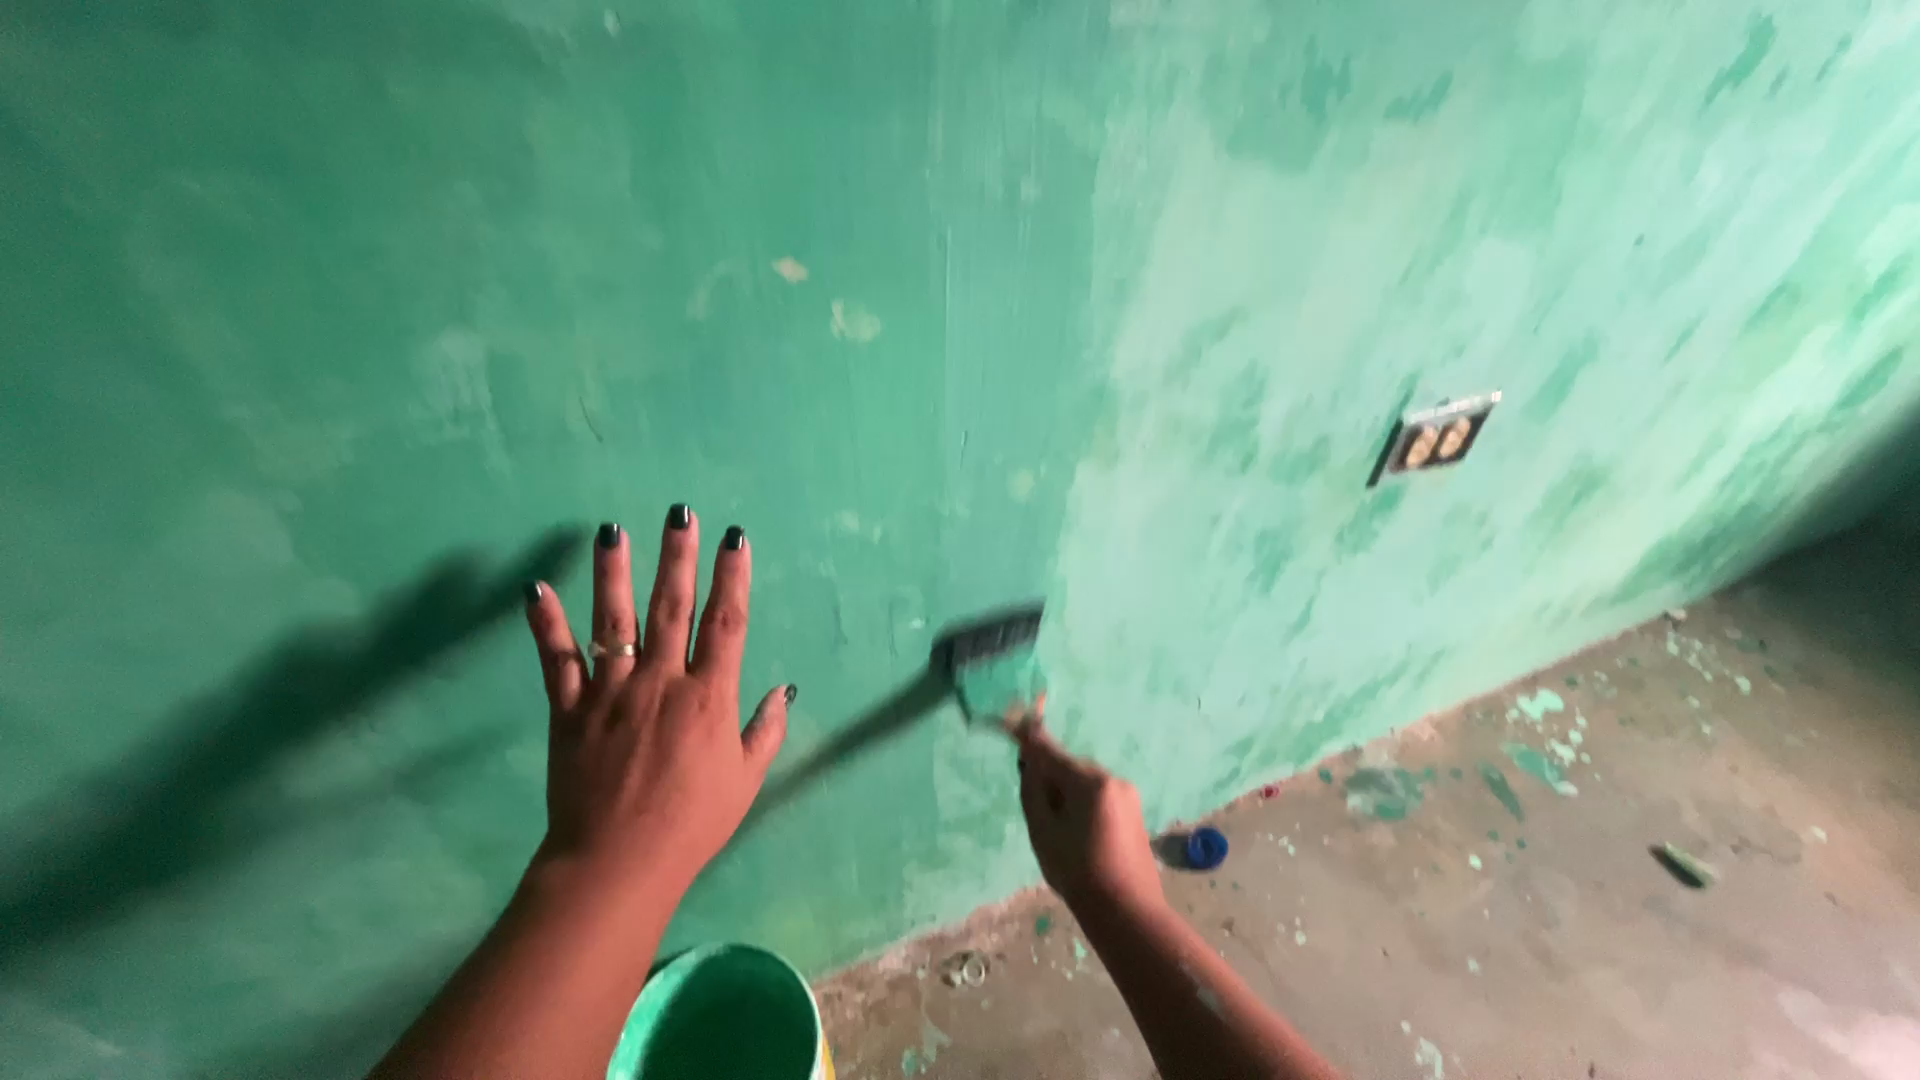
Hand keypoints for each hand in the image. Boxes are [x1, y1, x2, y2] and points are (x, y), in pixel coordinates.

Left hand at [521, 508, 789, 897]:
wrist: (617, 864)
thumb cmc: (693, 824)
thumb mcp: (745, 780)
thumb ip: (765, 730)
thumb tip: (784, 689)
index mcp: (708, 695)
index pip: (726, 622)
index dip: (733, 577)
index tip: (735, 539)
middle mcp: (661, 680)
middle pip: (671, 606)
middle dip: (678, 556)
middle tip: (679, 512)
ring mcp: (611, 692)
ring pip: (612, 620)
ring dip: (613, 572)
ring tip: (612, 531)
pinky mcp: (569, 711)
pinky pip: (557, 661)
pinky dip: (546, 625)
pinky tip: (536, 590)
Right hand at [1013, 714, 1162, 916]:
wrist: (1127, 912)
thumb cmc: (1078, 872)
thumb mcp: (1043, 831)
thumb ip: (1033, 790)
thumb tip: (1030, 762)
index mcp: (1089, 781)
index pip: (1050, 750)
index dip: (1028, 737)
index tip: (1012, 721)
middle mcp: (1112, 778)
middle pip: (1068, 766)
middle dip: (1050, 778)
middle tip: (1039, 814)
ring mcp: (1127, 793)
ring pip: (1083, 781)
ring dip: (1067, 793)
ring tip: (1061, 832)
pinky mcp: (1134, 810)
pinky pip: (1099, 795)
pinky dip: (1083, 804)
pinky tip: (1080, 835)